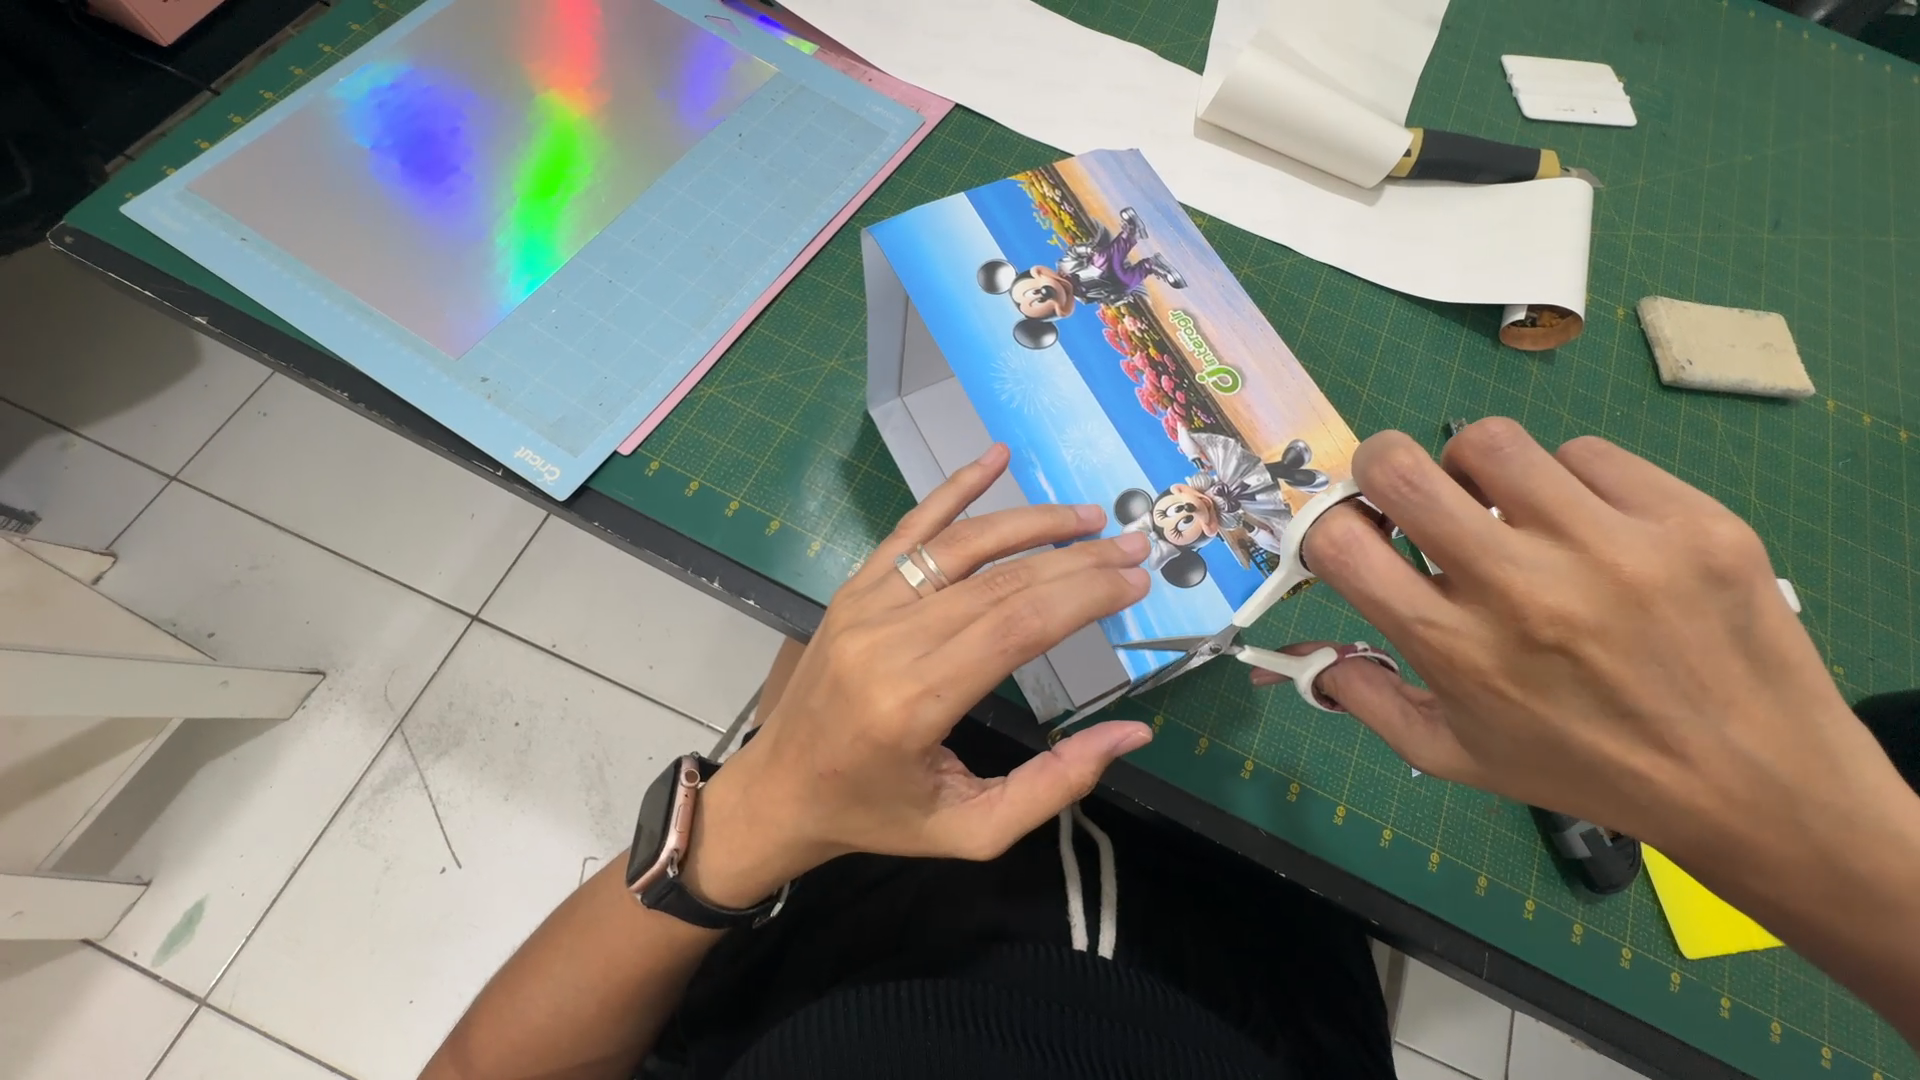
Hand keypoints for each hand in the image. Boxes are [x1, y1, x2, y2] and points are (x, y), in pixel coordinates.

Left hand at [681, 444, 1153, 908]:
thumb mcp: (970, 830)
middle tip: (1133, 549)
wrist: (778, 792)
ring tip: (1090, 518)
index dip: (1083, 597)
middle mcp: (887, 642)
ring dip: (1030, 523)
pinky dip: (953, 490)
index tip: (1134, 582)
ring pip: (960, 546)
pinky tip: (993, 459)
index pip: (1016, 627)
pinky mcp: (852, 590)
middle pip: (999, 582)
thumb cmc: (876, 816)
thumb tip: (1132, 733)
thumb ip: (1055, 786)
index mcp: (915, 702)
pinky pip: (909, 530)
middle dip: (1076, 560)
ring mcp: (863, 606)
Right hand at [1280, 419, 1908, 864]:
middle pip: (1401, 468)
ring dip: (1473, 466)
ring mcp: (1609, 546)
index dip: (1326, 524)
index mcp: (1453, 647)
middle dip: (1379, 466)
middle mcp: (1520, 588)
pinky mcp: (1688, 519)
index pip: (1340, 542)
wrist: (1759, 786)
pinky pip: (1586, 454)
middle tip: (1402, 489)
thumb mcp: (1448, 754)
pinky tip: (1586, 525)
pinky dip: (1566, 481)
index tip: (1353, 533)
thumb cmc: (1577, 767)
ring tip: (1499, 504)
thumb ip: (1359, 696)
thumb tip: (1292, 652)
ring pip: (1491, 441)